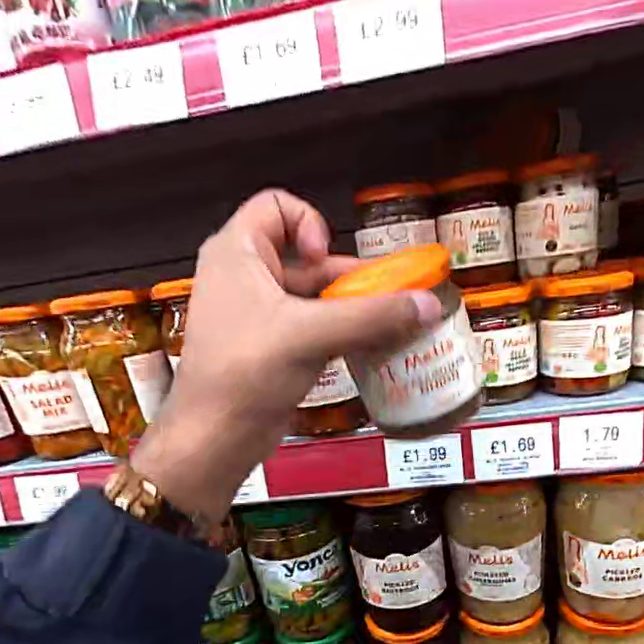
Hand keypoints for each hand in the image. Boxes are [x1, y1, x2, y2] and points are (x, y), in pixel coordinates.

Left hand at [130, 189, 442, 522]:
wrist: (216, 436)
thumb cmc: (246, 372)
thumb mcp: (310, 334)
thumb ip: (371, 316)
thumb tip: (427, 304)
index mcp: (238, 253)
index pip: (277, 206)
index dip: (309, 222)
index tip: (326, 257)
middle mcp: (245, 277)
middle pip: (307, 257)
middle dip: (349, 278)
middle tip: (388, 298)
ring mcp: (258, 315)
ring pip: (313, 297)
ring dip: (351, 309)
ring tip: (391, 326)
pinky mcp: (271, 348)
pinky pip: (312, 328)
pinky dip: (340, 334)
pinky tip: (371, 349)